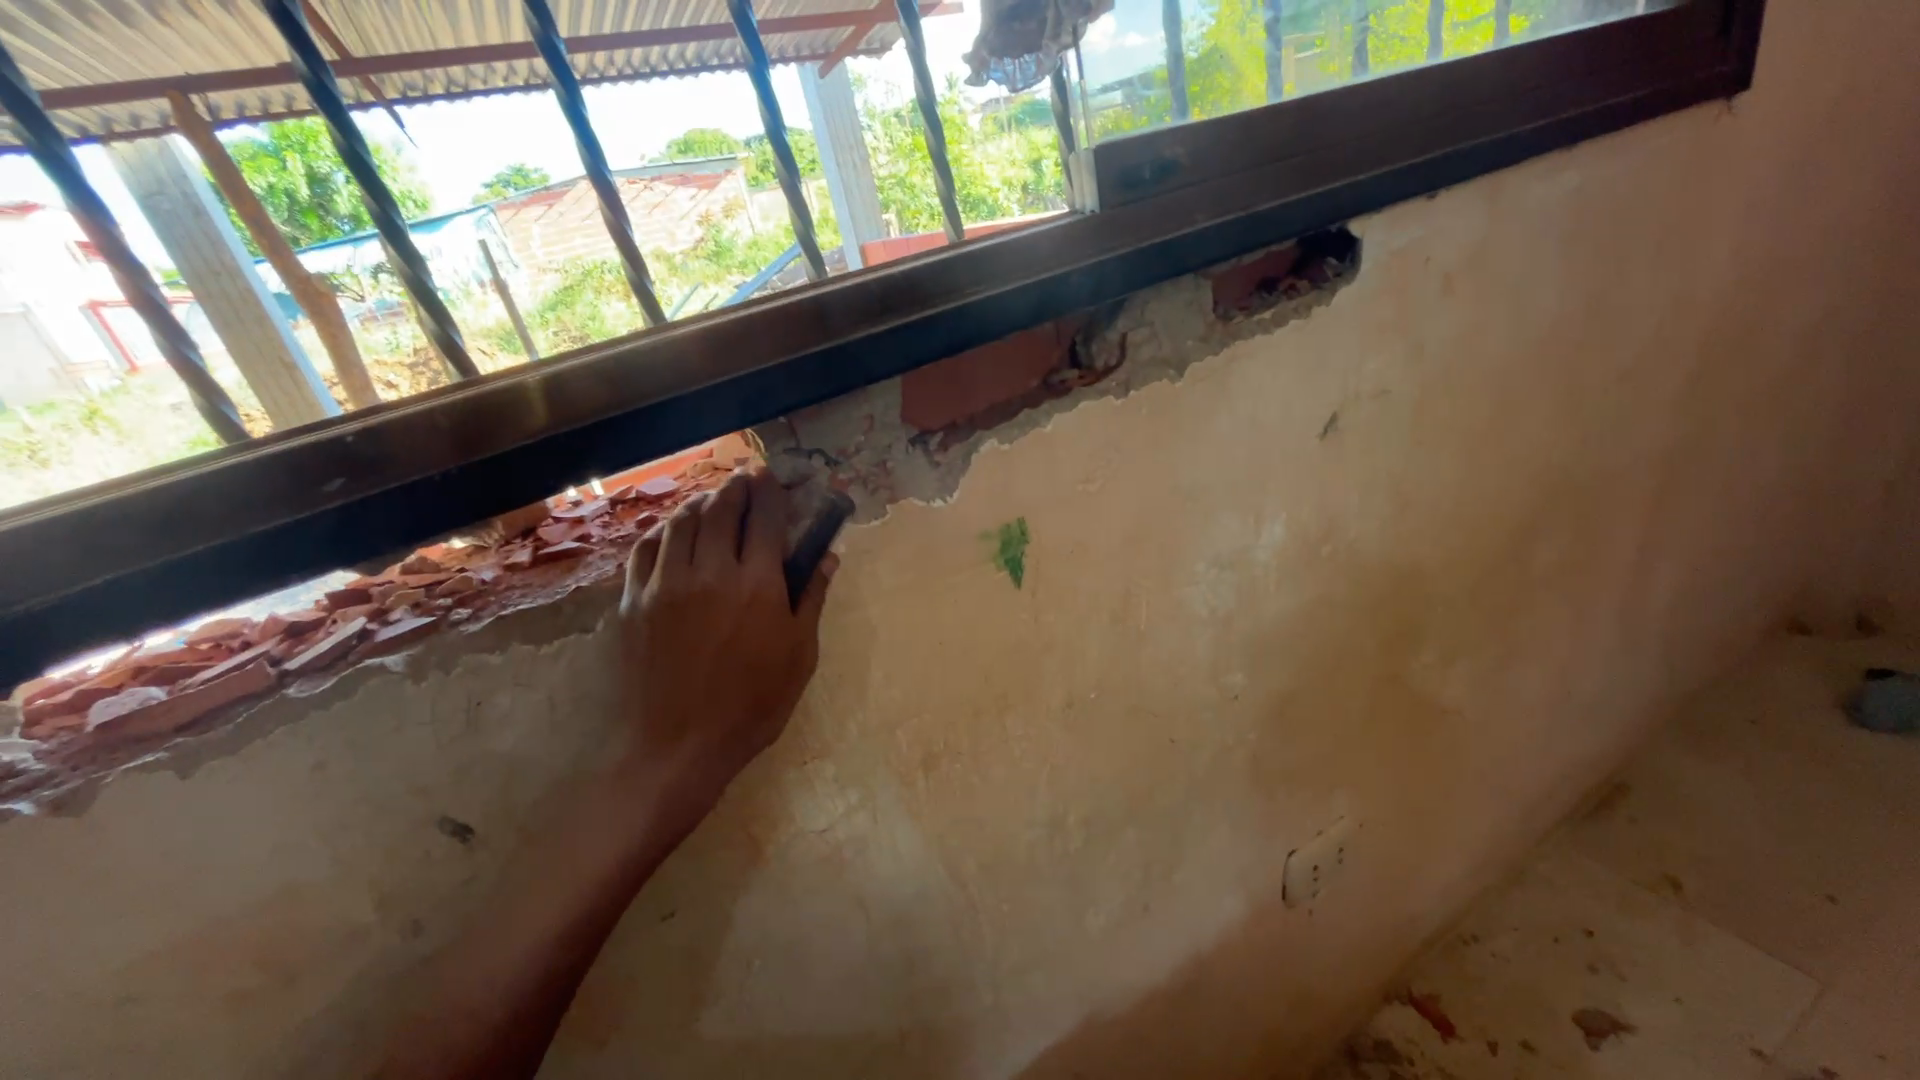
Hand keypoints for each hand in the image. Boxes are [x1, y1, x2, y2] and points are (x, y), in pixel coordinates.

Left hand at [615, 468, 836, 815]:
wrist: (673, 748)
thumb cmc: (749, 708)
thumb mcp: (798, 658)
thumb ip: (811, 601)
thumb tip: (828, 557)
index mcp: (757, 583)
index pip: (765, 518)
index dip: (771, 492)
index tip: (774, 478)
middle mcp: (710, 570)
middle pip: (722, 510)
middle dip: (736, 488)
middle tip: (744, 480)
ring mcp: (665, 583)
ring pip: (681, 523)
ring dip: (700, 502)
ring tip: (711, 499)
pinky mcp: (633, 601)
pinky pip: (645, 550)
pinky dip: (662, 531)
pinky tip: (669, 532)